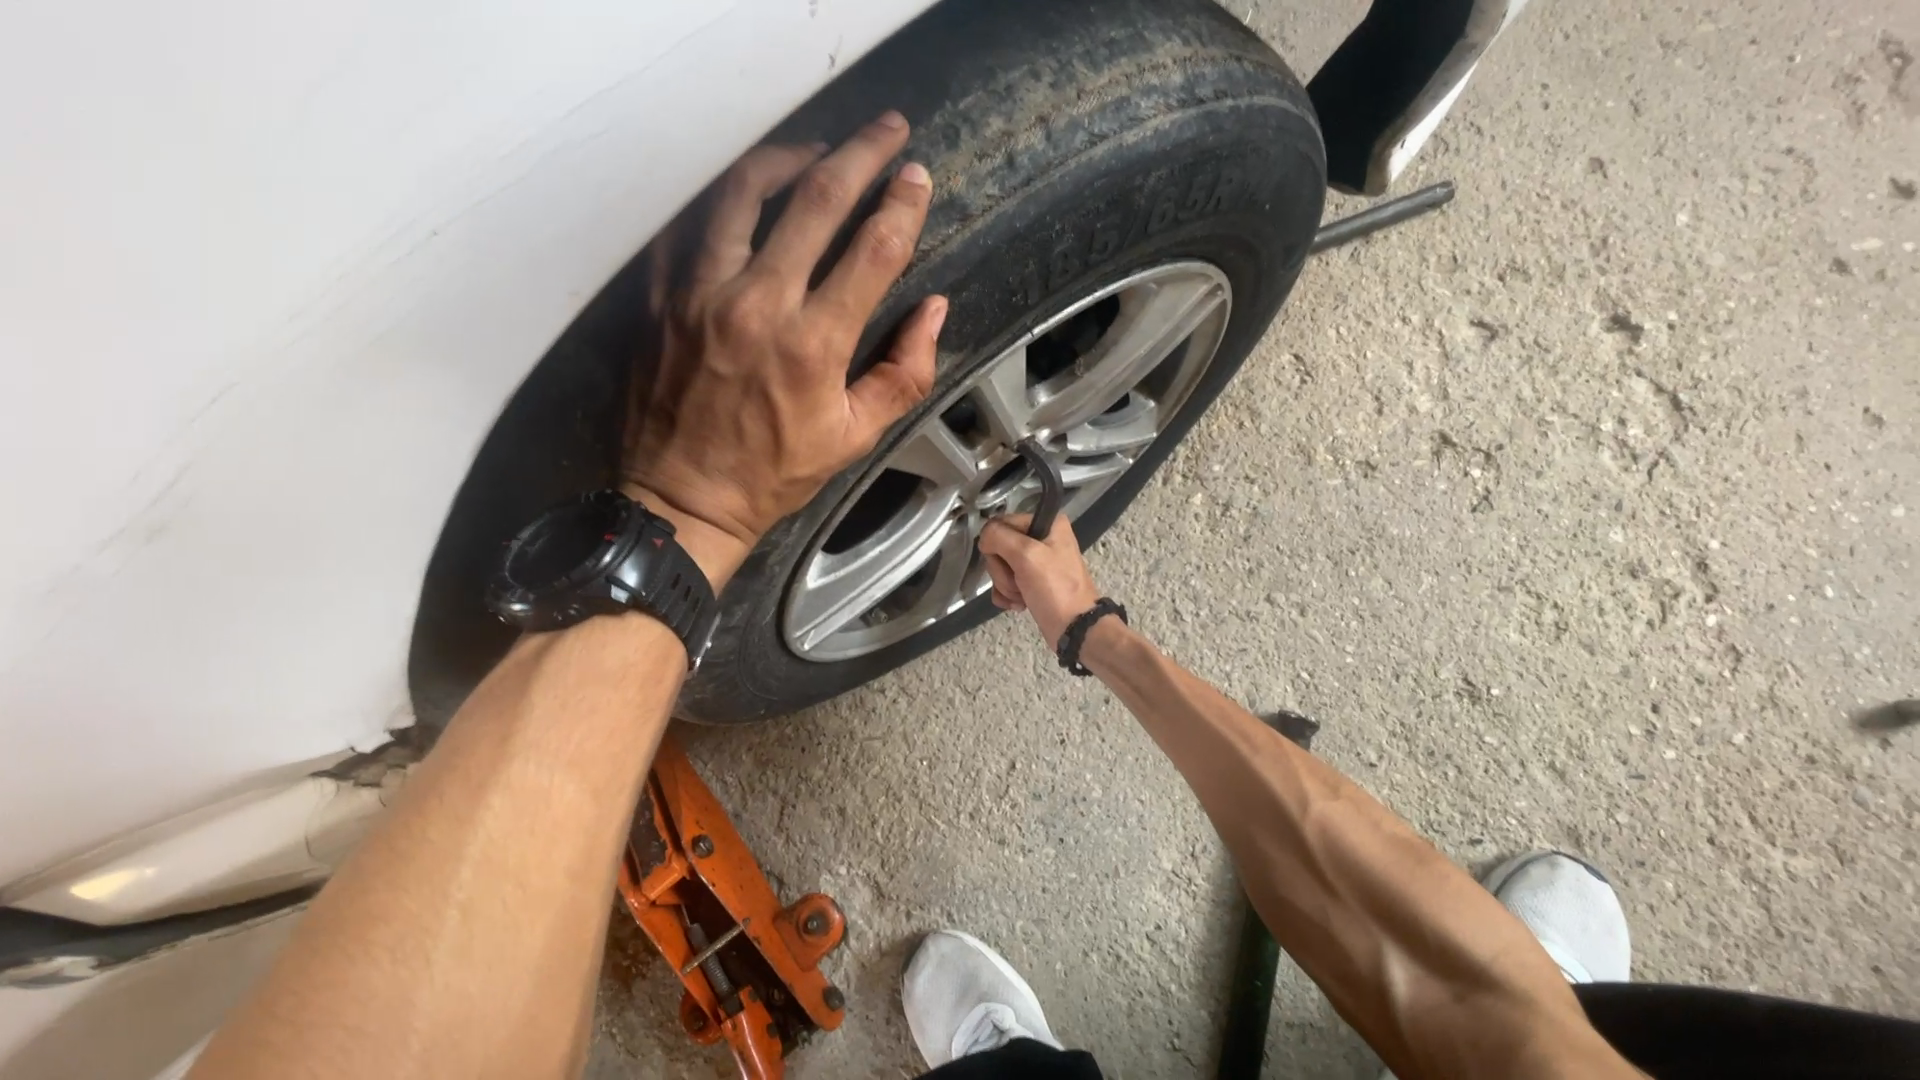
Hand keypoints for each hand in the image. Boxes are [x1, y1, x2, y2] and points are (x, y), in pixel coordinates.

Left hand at [621, 111, 947, 582]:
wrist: (681, 496)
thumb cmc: (773, 473)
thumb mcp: (855, 437)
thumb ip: (903, 372)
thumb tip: (933, 311)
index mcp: (812, 344)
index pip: (871, 250)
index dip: (902, 204)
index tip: (917, 176)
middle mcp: (756, 304)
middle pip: (816, 200)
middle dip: (861, 154)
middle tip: (887, 131)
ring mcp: (700, 292)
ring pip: (745, 191)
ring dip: (791, 158)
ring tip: (818, 151)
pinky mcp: (662, 295)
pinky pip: (692, 221)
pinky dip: (726, 196)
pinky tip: (749, 192)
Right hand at [977, 515, 1102, 646]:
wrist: (1074, 628)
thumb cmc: (1054, 588)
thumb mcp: (1027, 555)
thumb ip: (999, 537)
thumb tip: (984, 538)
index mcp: (1047, 523)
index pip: (1002, 524)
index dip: (998, 545)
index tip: (1009, 563)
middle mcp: (1042, 538)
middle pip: (999, 547)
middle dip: (1003, 570)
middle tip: (1019, 583)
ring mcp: (1036, 562)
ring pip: (1000, 567)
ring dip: (1006, 585)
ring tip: (1023, 596)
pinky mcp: (1031, 582)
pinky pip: (1006, 582)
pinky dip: (1007, 595)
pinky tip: (1019, 604)